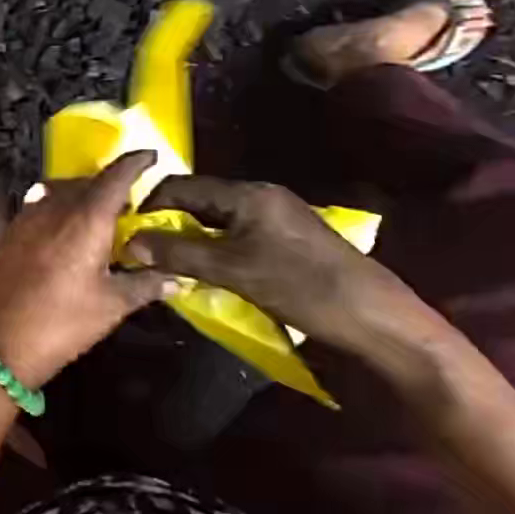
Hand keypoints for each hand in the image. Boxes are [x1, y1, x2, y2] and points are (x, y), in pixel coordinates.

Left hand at [0, 151, 177, 387]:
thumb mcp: (114, 304)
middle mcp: (51, 210)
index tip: (148, 156)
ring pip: (50, 192)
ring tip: (89, 205)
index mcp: (85, 221)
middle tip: (127, 200)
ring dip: (71, 192)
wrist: (5, 339)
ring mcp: (22, 219)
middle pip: (81, 184)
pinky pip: (3, 205)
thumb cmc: (66, 321)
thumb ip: (146, 283)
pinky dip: (8, 194)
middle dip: (105, 185)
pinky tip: (1, 184)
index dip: (132, 165)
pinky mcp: (1, 234)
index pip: (112, 180)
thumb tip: (179, 277)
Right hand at [126, 176, 420, 350]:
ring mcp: (277, 220)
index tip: (128, 231)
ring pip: (215, 221)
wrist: (385, 327)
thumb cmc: (305, 288)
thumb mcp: (233, 271)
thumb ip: (177, 253)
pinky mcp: (287, 242)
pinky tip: (205, 270)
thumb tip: (129, 243)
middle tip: (145, 248)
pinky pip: (234, 236)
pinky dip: (213, 249)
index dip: (149, 206)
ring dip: (189, 239)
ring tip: (169, 262)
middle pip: (197, 202)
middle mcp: (261, 198)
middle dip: (167, 223)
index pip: (180, 186)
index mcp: (248, 194)